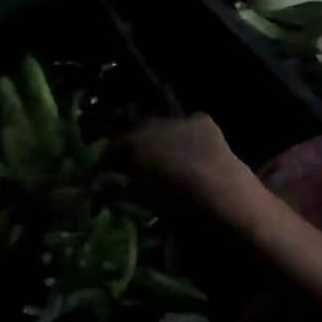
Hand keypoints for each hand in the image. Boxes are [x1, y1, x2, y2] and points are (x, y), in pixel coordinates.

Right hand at [120, 114, 265, 225]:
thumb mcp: (139, 195)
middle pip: (141, 133)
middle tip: (144, 165)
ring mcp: (179, 121)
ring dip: (166, 139)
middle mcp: (154, 125)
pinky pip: (191, 125)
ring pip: (166, 128)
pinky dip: (190, 135)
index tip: (111, 169)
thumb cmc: (172, 200)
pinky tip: (197, 152)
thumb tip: (102, 179)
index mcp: (134, 142)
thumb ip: (117, 184)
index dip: (112, 157)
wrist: (218, 193)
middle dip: (140, 146)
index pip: (116, 145)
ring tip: (172, 159)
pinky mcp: (204, 122)